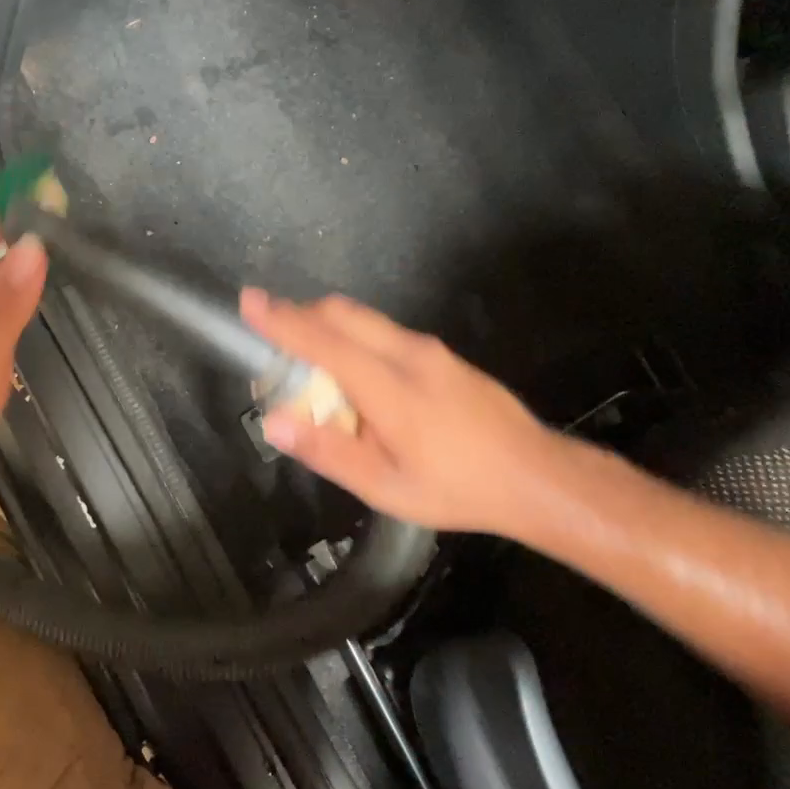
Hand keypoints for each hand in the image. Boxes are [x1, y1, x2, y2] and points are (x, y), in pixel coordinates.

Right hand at [241, 288, 574, 536]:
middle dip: (300, 313)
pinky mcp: (444, 358)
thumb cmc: (457, 488)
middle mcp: (410, 356)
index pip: (325, 343)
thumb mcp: (384, 486)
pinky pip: (384, 333)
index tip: (249, 300)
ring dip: (327, 326)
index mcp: (391, 388)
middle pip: (343, 314)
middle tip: (268, 328)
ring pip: (366, 320)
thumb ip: (327, 451)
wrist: (539, 478)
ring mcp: (431, 352)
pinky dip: (353, 337)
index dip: (282, 321)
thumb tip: (273, 423)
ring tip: (304, 356)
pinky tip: (353, 375)